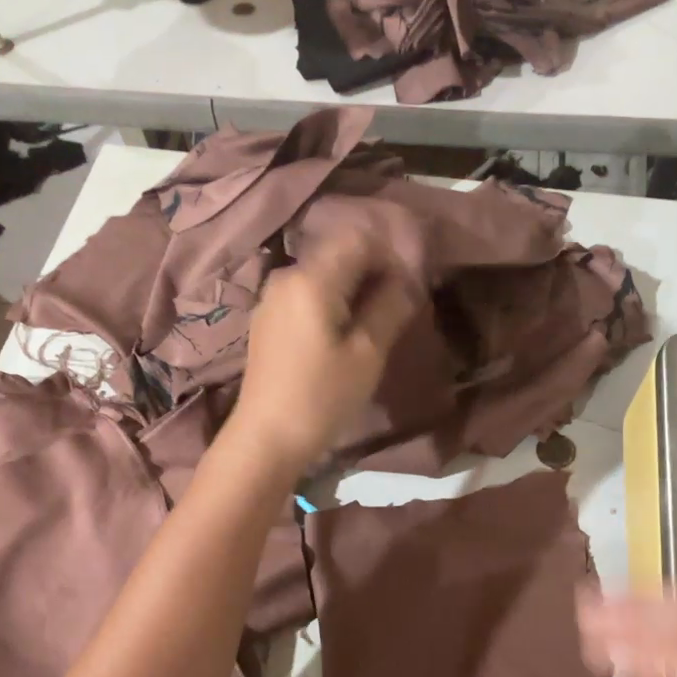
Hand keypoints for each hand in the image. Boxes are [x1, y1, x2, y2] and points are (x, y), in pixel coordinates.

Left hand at [230, 227, 421, 471]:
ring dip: (354, 290)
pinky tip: (344, 335)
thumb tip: (407, 281)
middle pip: (339, 254)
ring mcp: (272, 298)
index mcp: (312, 278)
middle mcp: (287, 276)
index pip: (359, 238)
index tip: (411, 285)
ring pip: (324, 276)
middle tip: (399, 306)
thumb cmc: (322, 396)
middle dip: (373, 272)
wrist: (265, 438)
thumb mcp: (367, 354)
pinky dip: (332, 304)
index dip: (390, 254)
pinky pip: (307, 297)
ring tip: (375, 323)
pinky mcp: (268, 321)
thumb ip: (390, 308)